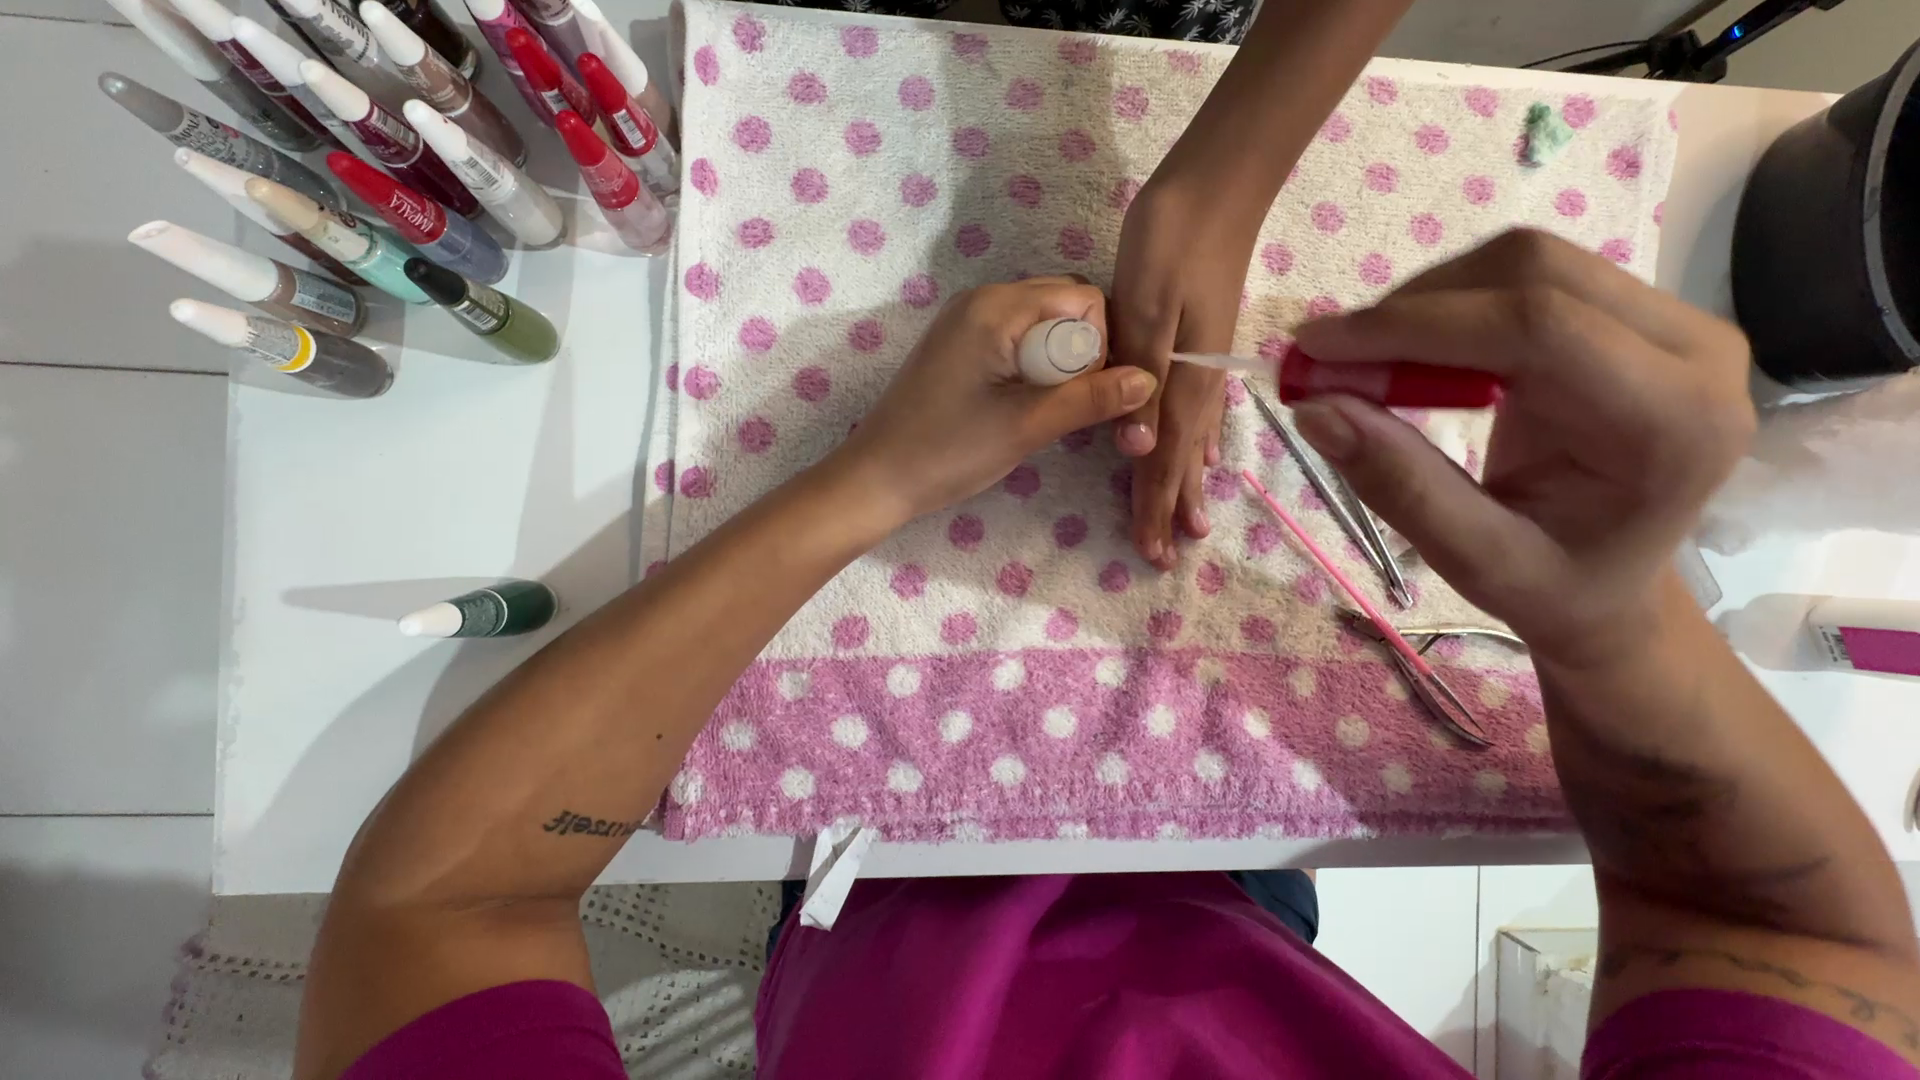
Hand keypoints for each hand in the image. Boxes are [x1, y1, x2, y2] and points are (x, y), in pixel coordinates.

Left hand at [835, 277, 1157, 523]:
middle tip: (1073, 404)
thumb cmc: (948, 451)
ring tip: (1050, 408)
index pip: (1083, 299)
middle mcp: (983, 298)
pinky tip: (1026, 403)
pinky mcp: (960, 344)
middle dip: (1083, 352)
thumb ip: (1089, 399)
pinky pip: (1016, 338)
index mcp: (997, 307)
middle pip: (1064, 306)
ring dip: (1059, 362)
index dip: (1102, 344)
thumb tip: (1147, 379)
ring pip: (1042, 325)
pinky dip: (1034, 365)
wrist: (876, 478)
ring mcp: (967, 319)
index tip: (1092, 393)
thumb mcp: (1026, 426)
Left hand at [1110, 173, 1257, 569]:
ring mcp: (1203, 357)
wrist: (1218, 181)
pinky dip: (1197, 438)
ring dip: (1188, 479)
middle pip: (1183, 454)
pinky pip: (1199, 406)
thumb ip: (1143, 378)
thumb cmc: (1172, 238)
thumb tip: (1138, 447)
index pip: (1164, 455)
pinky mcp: (1200, 339)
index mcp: (1183, 375)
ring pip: (1194, 434)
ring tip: (1193, 517)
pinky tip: (1199, 449)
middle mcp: (1199, 376)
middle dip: (1172, 502)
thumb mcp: (1147, 308)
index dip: (1155, 502)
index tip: (1152, 549)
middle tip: (1170, 551)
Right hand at [1289, 229, 1755, 666]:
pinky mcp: (1632, 315)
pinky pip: (1525, 279)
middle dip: (1411, 309)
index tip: (1313, 348)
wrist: (1616, 585)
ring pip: (1524, 262)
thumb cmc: (1554, 586)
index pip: (1535, 326)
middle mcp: (1690, 349)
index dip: (1412, 326)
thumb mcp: (1472, 560)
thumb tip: (1314, 408)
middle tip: (1328, 362)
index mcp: (1670, 420)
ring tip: (1364, 364)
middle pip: (1532, 273)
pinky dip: (1446, 306)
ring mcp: (1668, 322)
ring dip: (1423, 303)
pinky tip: (1408, 354)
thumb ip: (1400, 485)